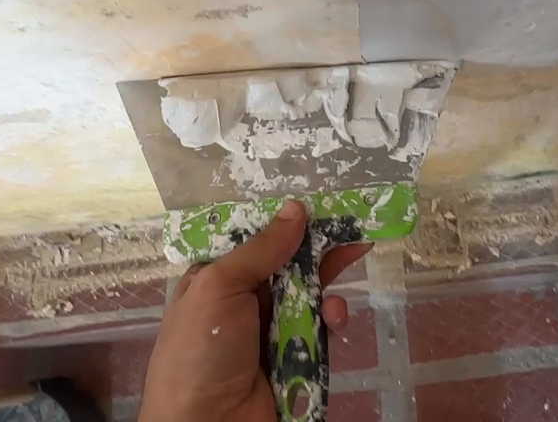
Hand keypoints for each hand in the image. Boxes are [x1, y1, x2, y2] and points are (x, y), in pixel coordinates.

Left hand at [139, 199, 371, 421]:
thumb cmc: (201, 350)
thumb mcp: (219, 287)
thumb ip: (261, 249)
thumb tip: (295, 208)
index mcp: (216, 279)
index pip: (253, 239)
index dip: (282, 219)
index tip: (313, 200)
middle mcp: (244, 301)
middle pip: (288, 260)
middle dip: (318, 239)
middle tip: (353, 216)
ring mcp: (271, 331)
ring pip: (310, 290)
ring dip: (330, 273)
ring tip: (356, 251)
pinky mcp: (296, 358)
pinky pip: (320, 328)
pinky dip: (332, 317)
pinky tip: (336, 314)